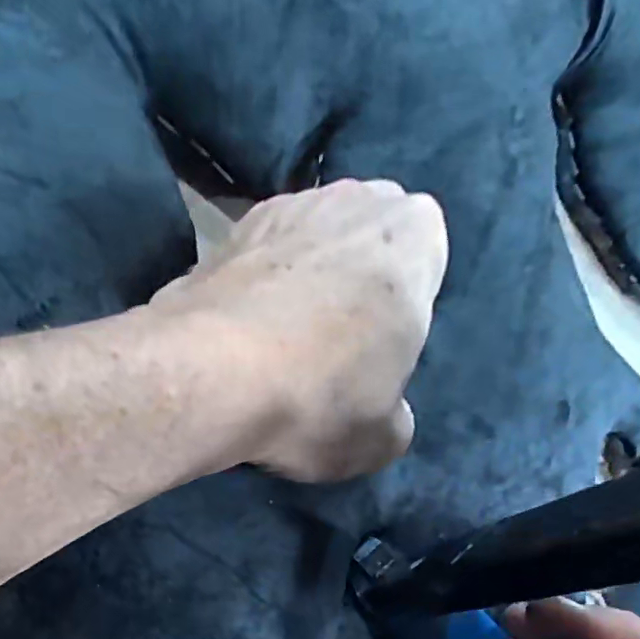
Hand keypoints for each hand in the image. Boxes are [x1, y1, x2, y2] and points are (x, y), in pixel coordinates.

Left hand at [151, 179, 446, 481]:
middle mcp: (355, 201)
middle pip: (371, 237)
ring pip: (315, 240)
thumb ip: (396, 415)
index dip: (407, 302)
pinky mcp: (228, 229)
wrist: (211, 375)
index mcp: (413, 237)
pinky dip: (261, 283)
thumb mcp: (384, 437)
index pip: (427, 253)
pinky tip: (247, 329)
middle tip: (340, 339)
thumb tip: (381, 414)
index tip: (383, 344)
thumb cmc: (323, 397)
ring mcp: (286, 205)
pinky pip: (263, 255)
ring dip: (309, 275)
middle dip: (362, 275)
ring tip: (285, 337)